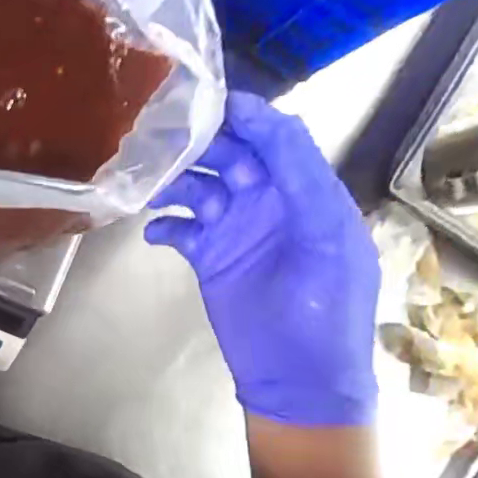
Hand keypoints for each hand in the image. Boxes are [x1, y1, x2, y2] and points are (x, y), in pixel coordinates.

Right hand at [146, 92, 378, 426]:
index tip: (209, 99)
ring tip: (151, 183)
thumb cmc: (324, 312)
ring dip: (177, 181)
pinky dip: (166, 226)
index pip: (276, 137)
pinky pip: (182, 230)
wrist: (296, 379)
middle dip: (201, 143)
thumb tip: (269, 121)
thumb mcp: (326, 238)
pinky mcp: (210, 260)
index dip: (247, 114)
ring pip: (201, 188)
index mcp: (306, 192)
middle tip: (164, 137)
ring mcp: (237, 231)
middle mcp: (270, 203)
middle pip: (231, 156)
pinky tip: (155, 231)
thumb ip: (302, 178)